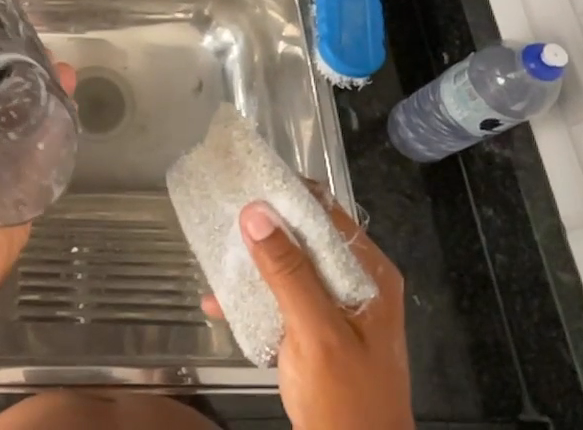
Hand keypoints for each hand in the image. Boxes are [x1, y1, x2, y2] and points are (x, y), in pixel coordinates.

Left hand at [0, 21, 73, 329]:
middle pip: (2, 98)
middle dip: (22, 70)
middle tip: (38, 40)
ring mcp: (2, 167)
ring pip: (30, 122)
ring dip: (47, 94)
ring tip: (62, 66)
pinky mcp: (26, 192)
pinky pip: (47, 159)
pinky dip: (61, 132)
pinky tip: (71, 104)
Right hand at [205, 189, 411, 429]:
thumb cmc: (346, 401)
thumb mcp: (315, 332)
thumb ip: (288, 271)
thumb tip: (256, 210)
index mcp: (369, 275)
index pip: (328, 214)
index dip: (288, 194)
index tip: (245, 180)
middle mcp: (356, 284)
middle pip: (307, 237)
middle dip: (264, 226)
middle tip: (221, 211)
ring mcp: (337, 310)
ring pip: (291, 267)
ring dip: (254, 262)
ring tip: (213, 253)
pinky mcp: (318, 333)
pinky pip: (283, 299)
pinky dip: (254, 297)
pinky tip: (219, 302)